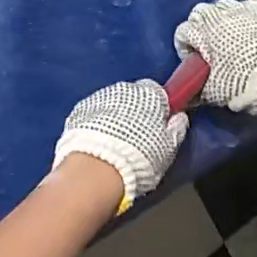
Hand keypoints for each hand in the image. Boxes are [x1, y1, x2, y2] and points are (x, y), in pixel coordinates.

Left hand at [52, 80, 189, 208]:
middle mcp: (120, 90)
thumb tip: (179, 118)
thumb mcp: (169, 147)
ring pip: (110, 104)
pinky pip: (92, 114)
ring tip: (116, 142)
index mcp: (148, 94)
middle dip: (134, 111)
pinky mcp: (77, 111)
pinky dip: (96, 123)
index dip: (158, 106)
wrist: (96, 167)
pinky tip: (98, 142)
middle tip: (138, 136)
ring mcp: (96, 98)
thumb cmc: (139, 157)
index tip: (159, 123)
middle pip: (131, 96)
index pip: (156, 91)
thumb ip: (175, 128)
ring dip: (113, 117)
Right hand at [173, 0, 256, 121]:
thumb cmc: (240, 81)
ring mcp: (240, 10)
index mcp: (200, 32)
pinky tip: (248, 31)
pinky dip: (243, 17)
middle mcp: (216, 15)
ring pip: (222, 7)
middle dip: (200, 28)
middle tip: (209, 46)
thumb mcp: (213, 90)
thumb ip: (198, 88)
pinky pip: (245, 8)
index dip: (185, 48)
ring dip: (221, 19)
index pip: (182, 33)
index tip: (194, 61)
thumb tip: (190, 97)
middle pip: (199, 14)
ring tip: (228, 36)